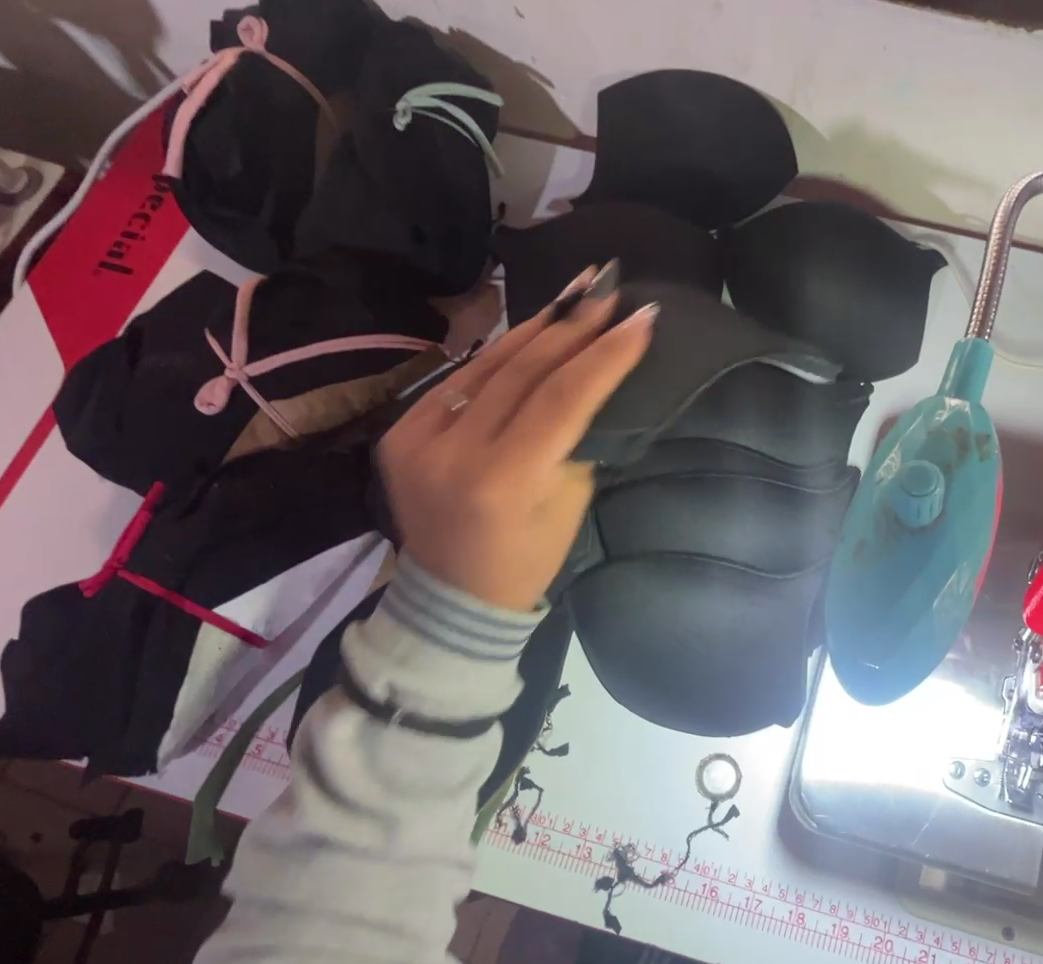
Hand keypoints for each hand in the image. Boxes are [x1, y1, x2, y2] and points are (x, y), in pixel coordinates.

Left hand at [377, 265, 654, 610]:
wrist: (453, 595)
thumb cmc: (528, 558)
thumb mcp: (570, 504)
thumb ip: (574, 440)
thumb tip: (588, 383)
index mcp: (506, 480)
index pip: (563, 398)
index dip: (606, 355)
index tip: (642, 318)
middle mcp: (456, 450)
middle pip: (524, 371)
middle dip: (573, 327)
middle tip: (609, 289)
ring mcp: (419, 438)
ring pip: (488, 364)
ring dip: (537, 326)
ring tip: (576, 293)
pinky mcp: (400, 433)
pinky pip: (459, 380)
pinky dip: (498, 354)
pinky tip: (531, 330)